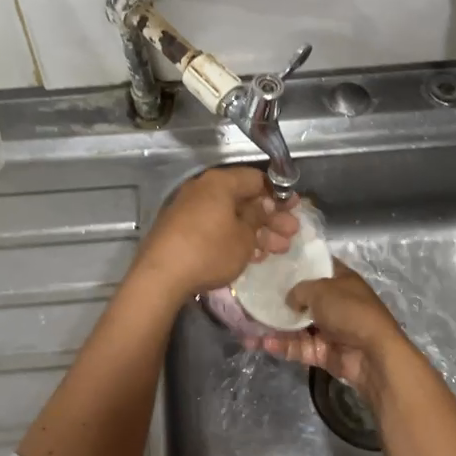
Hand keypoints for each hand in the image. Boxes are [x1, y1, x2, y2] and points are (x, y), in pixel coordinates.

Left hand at [132, 167, 299, 303]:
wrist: (161, 276)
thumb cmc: (210, 250)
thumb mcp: (243, 236)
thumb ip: (258, 217)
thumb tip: (265, 203)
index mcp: (220, 182)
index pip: (256, 179)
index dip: (278, 194)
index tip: (294, 208)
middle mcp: (203, 189)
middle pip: (244, 199)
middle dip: (270, 217)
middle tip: (292, 234)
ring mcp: (190, 210)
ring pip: (231, 216)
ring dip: (256, 231)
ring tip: (278, 250)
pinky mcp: (182, 230)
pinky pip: (216, 227)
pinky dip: (235, 238)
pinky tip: (253, 255)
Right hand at [251, 262, 409, 395]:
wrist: (373, 355)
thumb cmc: (349, 311)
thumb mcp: (320, 289)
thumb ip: (298, 290)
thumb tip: (289, 300)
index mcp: (340, 280)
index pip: (315, 267)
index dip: (295, 264)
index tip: (271, 263)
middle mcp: (334, 302)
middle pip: (302, 298)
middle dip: (278, 299)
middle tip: (251, 296)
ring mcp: (329, 329)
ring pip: (296, 325)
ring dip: (274, 326)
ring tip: (247, 325)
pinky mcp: (323, 352)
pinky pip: (299, 346)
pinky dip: (282, 345)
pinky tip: (261, 342)